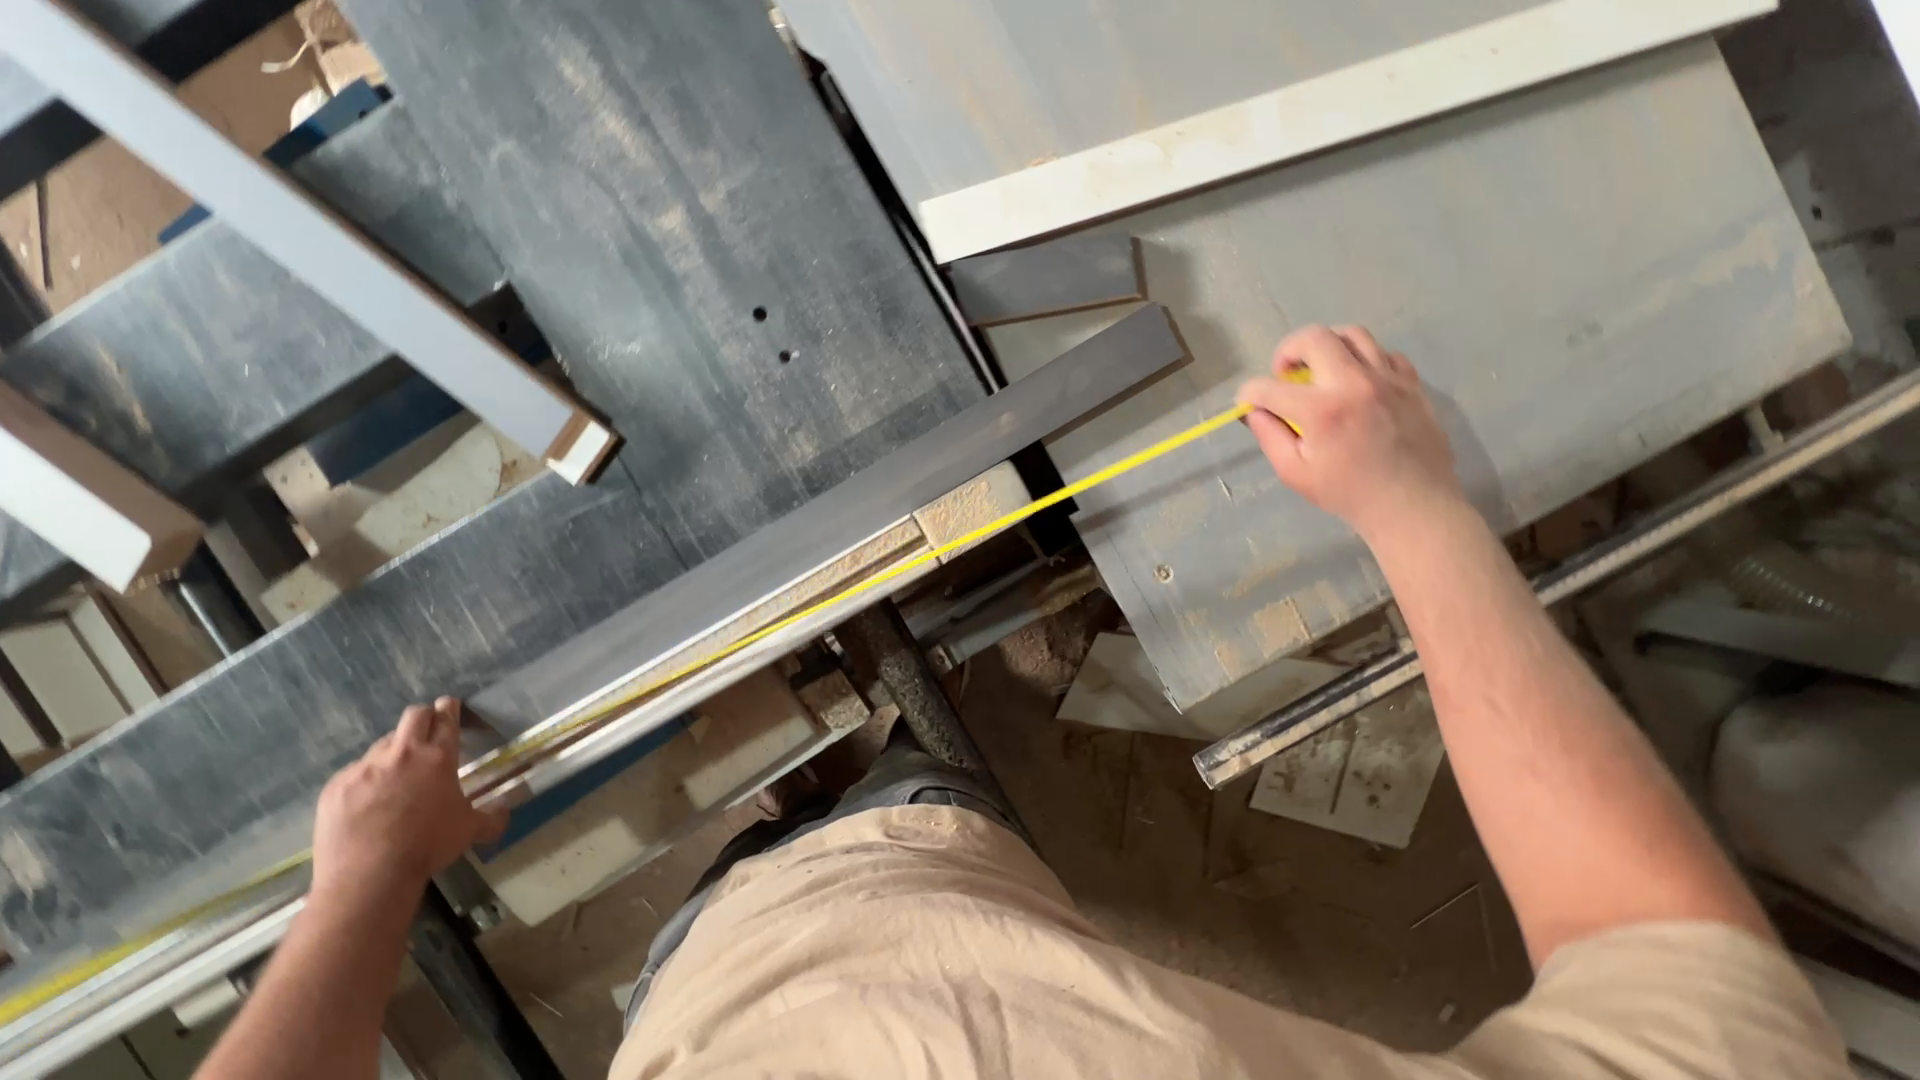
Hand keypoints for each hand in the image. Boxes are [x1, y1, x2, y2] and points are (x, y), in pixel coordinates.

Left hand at [311, 697, 506, 908]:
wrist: (368, 876)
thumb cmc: (427, 846)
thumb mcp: (469, 831)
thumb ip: (492, 818)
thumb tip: (504, 813)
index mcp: (438, 758)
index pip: (446, 718)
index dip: (450, 708)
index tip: (450, 706)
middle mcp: (401, 754)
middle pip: (413, 716)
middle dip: (423, 717)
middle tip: (428, 731)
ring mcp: (364, 768)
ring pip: (382, 744)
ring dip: (394, 752)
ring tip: (396, 775)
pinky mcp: (336, 786)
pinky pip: (355, 772)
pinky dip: (366, 780)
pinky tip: (368, 802)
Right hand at [1237, 325, 1463, 540]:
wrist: (1412, 505)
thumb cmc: (1348, 494)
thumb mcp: (1295, 474)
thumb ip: (1270, 437)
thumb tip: (1256, 411)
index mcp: (1320, 410)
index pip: (1268, 387)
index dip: (1250, 394)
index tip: (1249, 403)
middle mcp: (1354, 383)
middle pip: (1314, 337)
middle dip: (1288, 351)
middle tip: (1287, 375)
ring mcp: (1387, 379)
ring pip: (1352, 335)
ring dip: (1328, 347)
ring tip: (1322, 371)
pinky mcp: (1411, 383)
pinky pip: (1385, 353)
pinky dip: (1364, 361)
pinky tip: (1358, 384)